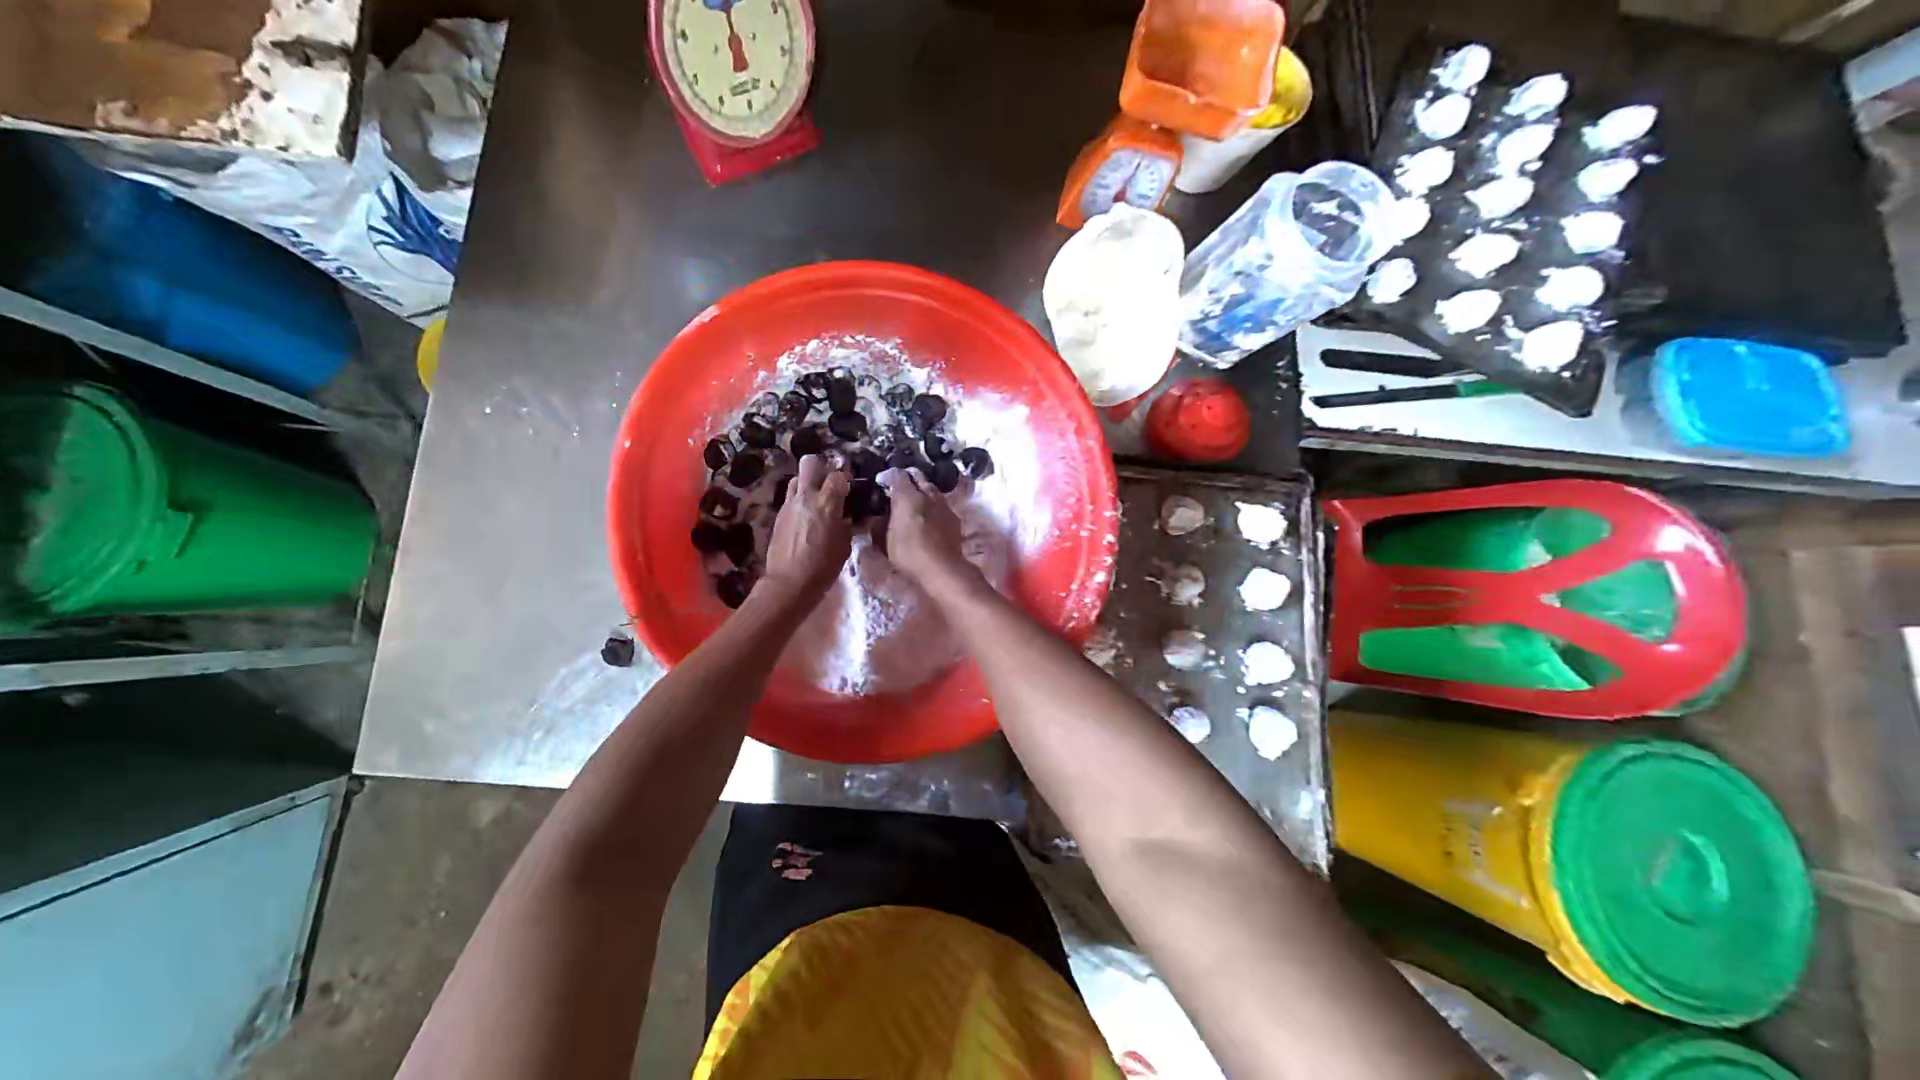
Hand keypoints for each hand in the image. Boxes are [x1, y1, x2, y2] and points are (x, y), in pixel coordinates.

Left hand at [762, 455, 850, 600]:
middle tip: (829, 482)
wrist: (789, 583)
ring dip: (807, 483)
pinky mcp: (779, 515)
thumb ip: (846, 525)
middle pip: (810, 463)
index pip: (838, 475)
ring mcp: (789, 505)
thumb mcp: (844, 546)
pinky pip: (790, 497)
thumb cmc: (823, 567)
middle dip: (821, 467)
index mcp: (827, 503)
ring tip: (815, 498)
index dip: (845, 478)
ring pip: (797, 478)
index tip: (849, 487)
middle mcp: (806, 497)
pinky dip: (799, 500)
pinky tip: (805, 516)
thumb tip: (848, 517)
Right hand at [878, 467, 981, 600]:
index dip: (887, 476)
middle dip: (907, 478)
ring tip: (915, 501)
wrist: (942, 568)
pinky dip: (933, 505)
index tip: (881, 483)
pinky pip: (941, 504)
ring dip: (922, 491)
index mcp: (907, 497)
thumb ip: (878, 526)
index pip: (897, 475)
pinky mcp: (954, 517)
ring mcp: (944, 504)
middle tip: (898, 488)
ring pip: (932, 489)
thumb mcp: (885, 542)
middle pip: (918, 476)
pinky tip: (929, 517)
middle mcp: (927, 494)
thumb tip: (875, 519)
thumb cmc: (909, 553)